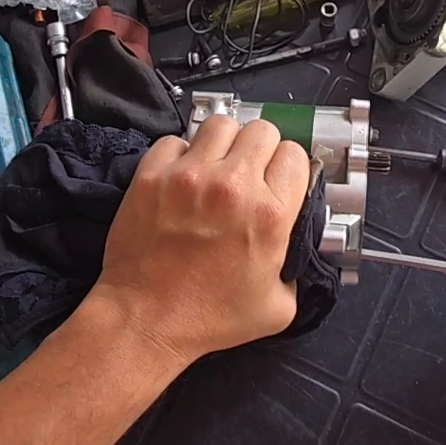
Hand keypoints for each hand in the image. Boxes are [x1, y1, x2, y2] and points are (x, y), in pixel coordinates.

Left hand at [87, 116, 311, 369]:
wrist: (145, 321)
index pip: (294, 154)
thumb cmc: (212, 319)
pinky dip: (180, 154)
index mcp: (270, 214)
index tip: (276, 182)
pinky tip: (180, 178)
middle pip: (262, 130)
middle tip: (247, 174)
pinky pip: (175, 140)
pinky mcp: (152, 175)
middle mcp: (234, 185)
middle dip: (260, 150)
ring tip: (215, 167)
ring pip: (221, 123)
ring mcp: (190, 175)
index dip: (288, 168)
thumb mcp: (279, 306)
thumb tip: (300, 239)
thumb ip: (299, 265)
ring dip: (223, 143)